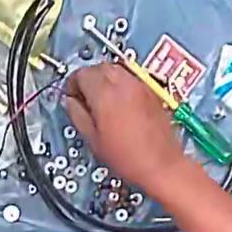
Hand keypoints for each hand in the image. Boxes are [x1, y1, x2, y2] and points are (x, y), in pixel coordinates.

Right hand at [64, 62, 191, 192]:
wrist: (160, 164)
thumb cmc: (129, 157)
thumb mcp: (93, 139)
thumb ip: (77, 115)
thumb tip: (70, 102)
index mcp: (105, 95)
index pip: (82, 74)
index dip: (73, 83)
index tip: (72, 95)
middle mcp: (124, 84)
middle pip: (99, 67)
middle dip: (88, 78)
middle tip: (84, 97)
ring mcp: (140, 86)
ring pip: (116, 69)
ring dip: (105, 79)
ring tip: (102, 99)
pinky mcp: (152, 91)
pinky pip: (130, 78)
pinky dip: (120, 84)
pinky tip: (119, 102)